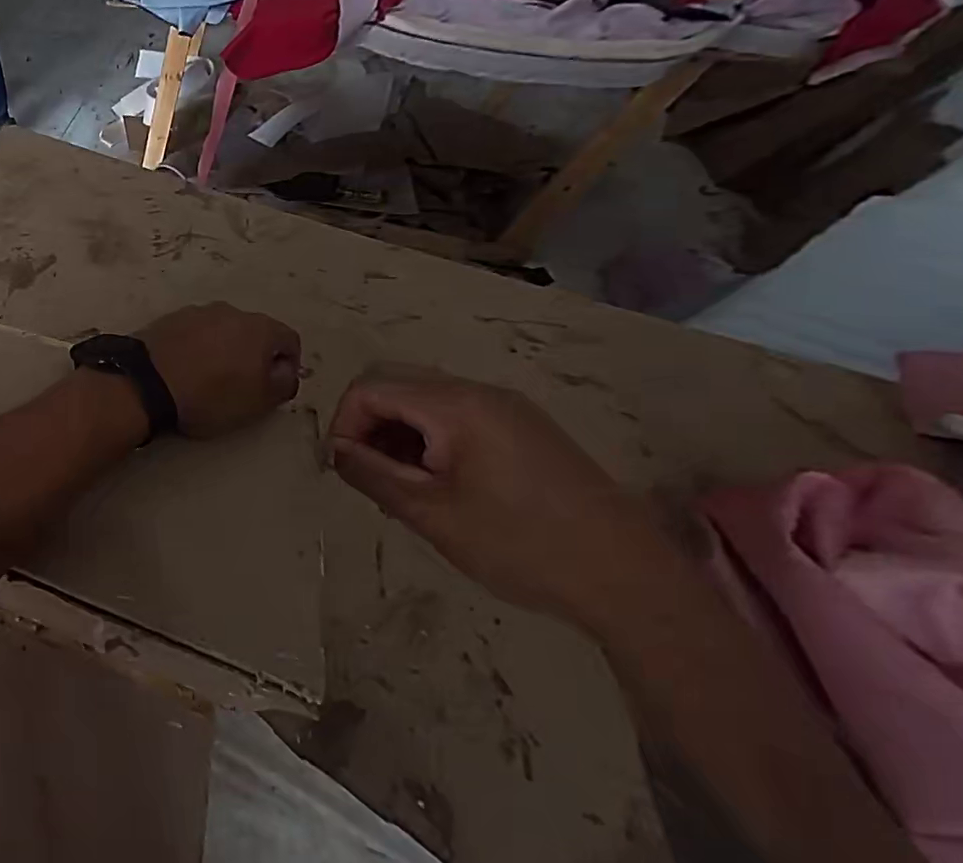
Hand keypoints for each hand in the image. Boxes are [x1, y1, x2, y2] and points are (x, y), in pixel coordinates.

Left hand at [134, 302, 299, 438]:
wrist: (147, 382)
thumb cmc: (211, 395)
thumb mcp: (257, 402)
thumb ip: (282, 385)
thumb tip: (287, 373)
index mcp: (260, 328)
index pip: (290, 340)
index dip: (289, 365)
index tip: (275, 386)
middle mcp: (231, 311)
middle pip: (254, 332)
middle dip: (254, 356)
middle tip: (243, 385)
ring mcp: (197, 311)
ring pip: (223, 330)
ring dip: (223, 350)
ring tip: (209, 378)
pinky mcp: (169, 319)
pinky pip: (194, 333)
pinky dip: (197, 347)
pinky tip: (185, 370)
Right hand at [325, 368, 682, 631]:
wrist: (628, 577)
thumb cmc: (520, 545)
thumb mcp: (431, 513)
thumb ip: (372, 474)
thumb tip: (334, 450)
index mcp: (455, 405)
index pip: (370, 388)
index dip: (344, 425)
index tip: (343, 469)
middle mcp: (480, 391)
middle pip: (396, 385)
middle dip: (369, 427)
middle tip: (371, 478)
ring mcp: (507, 407)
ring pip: (425, 401)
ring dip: (398, 435)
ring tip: (404, 488)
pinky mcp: (523, 427)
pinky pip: (456, 416)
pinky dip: (430, 440)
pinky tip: (440, 484)